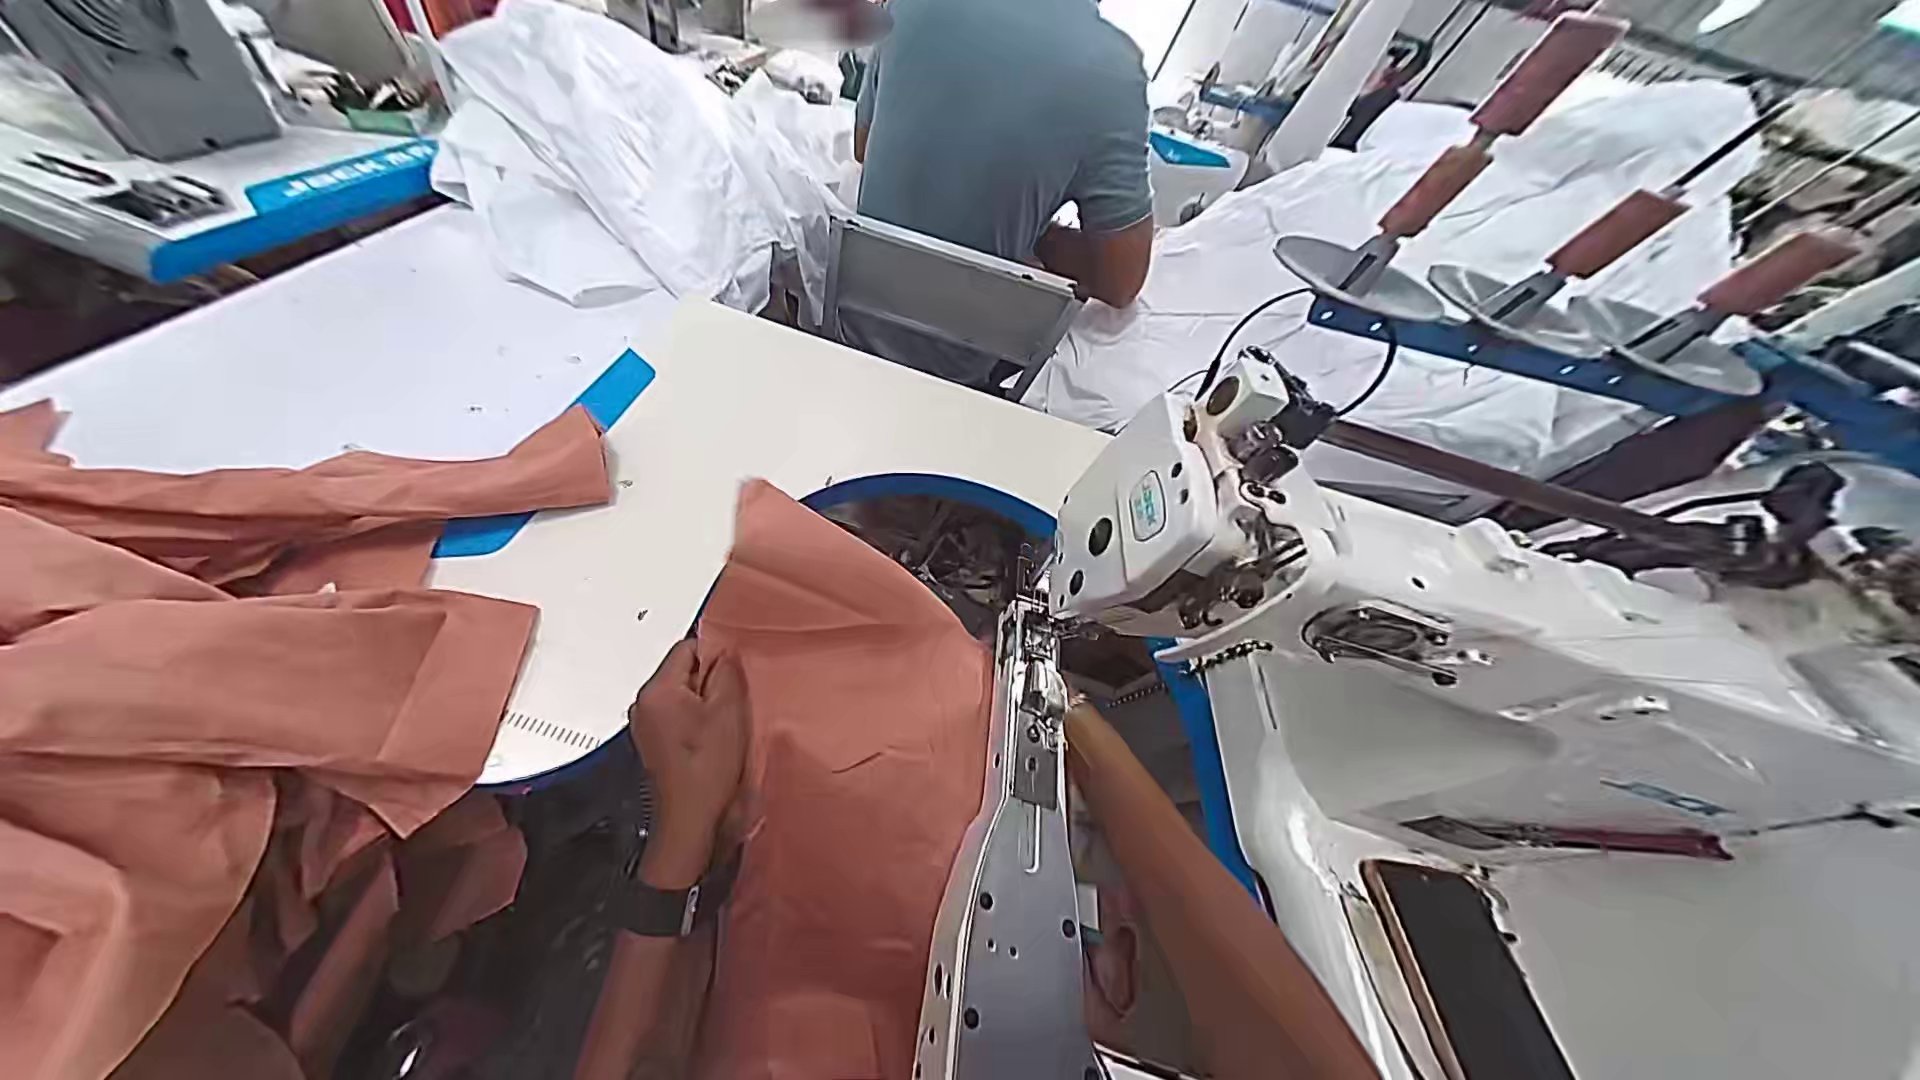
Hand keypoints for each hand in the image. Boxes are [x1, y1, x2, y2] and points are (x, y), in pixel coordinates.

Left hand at [627, 640, 748, 886]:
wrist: (692, 818)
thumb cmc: (707, 768)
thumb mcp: (729, 709)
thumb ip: (726, 670)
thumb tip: (724, 651)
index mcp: (658, 690)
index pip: (688, 646)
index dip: (716, 655)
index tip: (733, 674)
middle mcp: (645, 704)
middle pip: (684, 669)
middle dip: (711, 679)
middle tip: (732, 701)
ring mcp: (647, 724)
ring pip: (684, 692)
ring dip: (707, 700)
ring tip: (724, 722)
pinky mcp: (656, 740)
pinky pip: (680, 713)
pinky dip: (699, 718)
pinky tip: (715, 736)